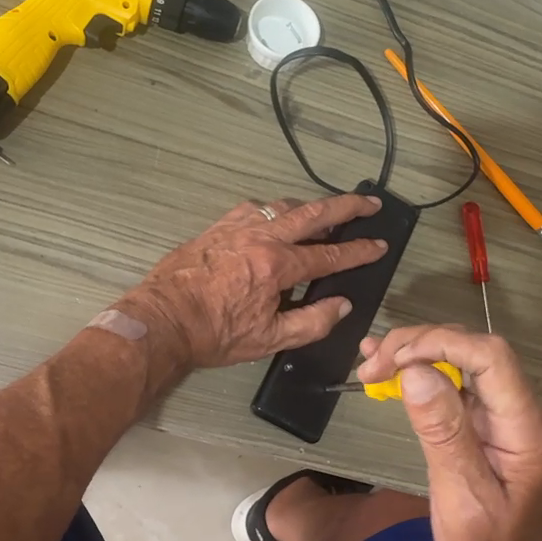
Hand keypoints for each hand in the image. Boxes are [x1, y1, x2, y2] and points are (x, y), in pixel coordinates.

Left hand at [117, 195, 386, 370]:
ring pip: (283, 206)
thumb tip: (342, 305)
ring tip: (326, 214)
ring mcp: (237, 227)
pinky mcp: (218, 227)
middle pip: (313, 213)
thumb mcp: (268, 338)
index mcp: (277, 265)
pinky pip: (256, 210)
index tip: (379, 245)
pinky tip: (277, 220)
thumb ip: (312, 322)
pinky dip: (276, 212)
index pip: (330, 255)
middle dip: (346, 206)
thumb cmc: (214, 334)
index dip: (359, 251)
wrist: (162, 320)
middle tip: (370, 202)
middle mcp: (261, 236)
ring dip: (310, 207)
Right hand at [358, 326, 541, 540]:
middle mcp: (524, 415)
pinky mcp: (492, 426)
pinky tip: (390, 373)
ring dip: (417, 356)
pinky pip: (459, 386)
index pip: (492, 358)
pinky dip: (423, 375)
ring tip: (370, 362)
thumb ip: (444, 434)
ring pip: (465, 362)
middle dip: (421, 346)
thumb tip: (415, 371)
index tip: (391, 359)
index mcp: (528, 432)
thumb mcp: (462, 502)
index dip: (440, 343)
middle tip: (370, 364)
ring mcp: (508, 419)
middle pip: (477, 352)